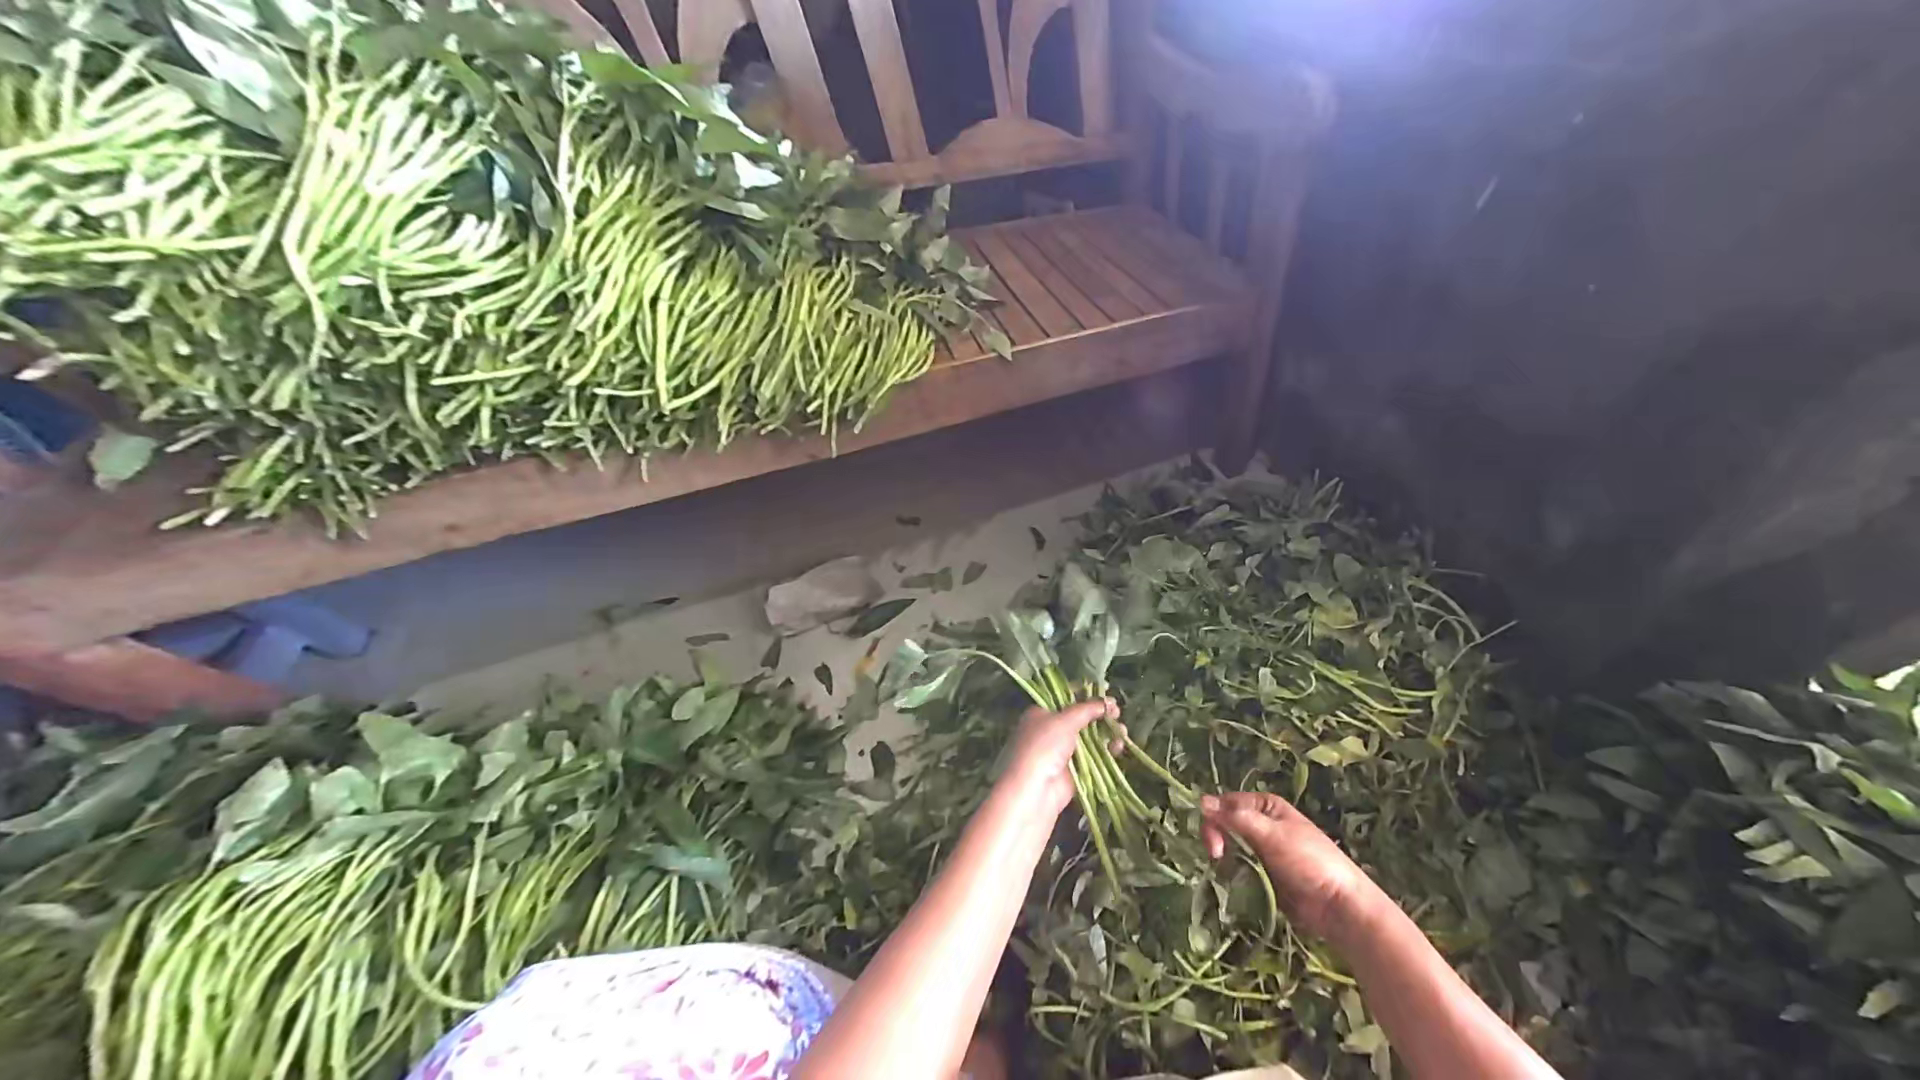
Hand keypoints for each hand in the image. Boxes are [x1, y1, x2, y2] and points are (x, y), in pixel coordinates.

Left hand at [1000, 699, 1117, 813]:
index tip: (1107, 695)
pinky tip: (1118, 746)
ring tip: (1122, 731)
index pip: (1066, 698)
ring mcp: (1061, 752)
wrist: (1034, 790)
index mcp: (1040, 713)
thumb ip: (1086, 709)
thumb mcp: (1064, 720)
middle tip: (1118, 713)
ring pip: (1088, 738)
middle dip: (1100, 715)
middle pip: (1079, 719)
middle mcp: (1049, 730)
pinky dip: (1105, 751)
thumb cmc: (1044, 746)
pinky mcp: (1072, 771)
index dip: (1086, 696)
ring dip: (1106, 733)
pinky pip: (1092, 757)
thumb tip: (1107, 702)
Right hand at [1200, 791, 1386, 942]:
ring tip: (1229, 872)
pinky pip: (1238, 867)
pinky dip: (1232, 872)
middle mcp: (1261, 823)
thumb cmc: (1309, 861)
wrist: (1339, 906)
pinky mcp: (1263, 873)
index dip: (1214, 818)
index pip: (1225, 803)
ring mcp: (1262, 849)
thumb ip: (1235, 818)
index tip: (1214, 842)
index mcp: (1266, 806)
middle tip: (1218, 857)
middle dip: (1217, 839)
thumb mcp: (1271, 834)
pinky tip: (1235, 881)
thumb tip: (1200, 801)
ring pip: (1228, 846)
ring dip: (1224, 858)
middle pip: (1224, 824)